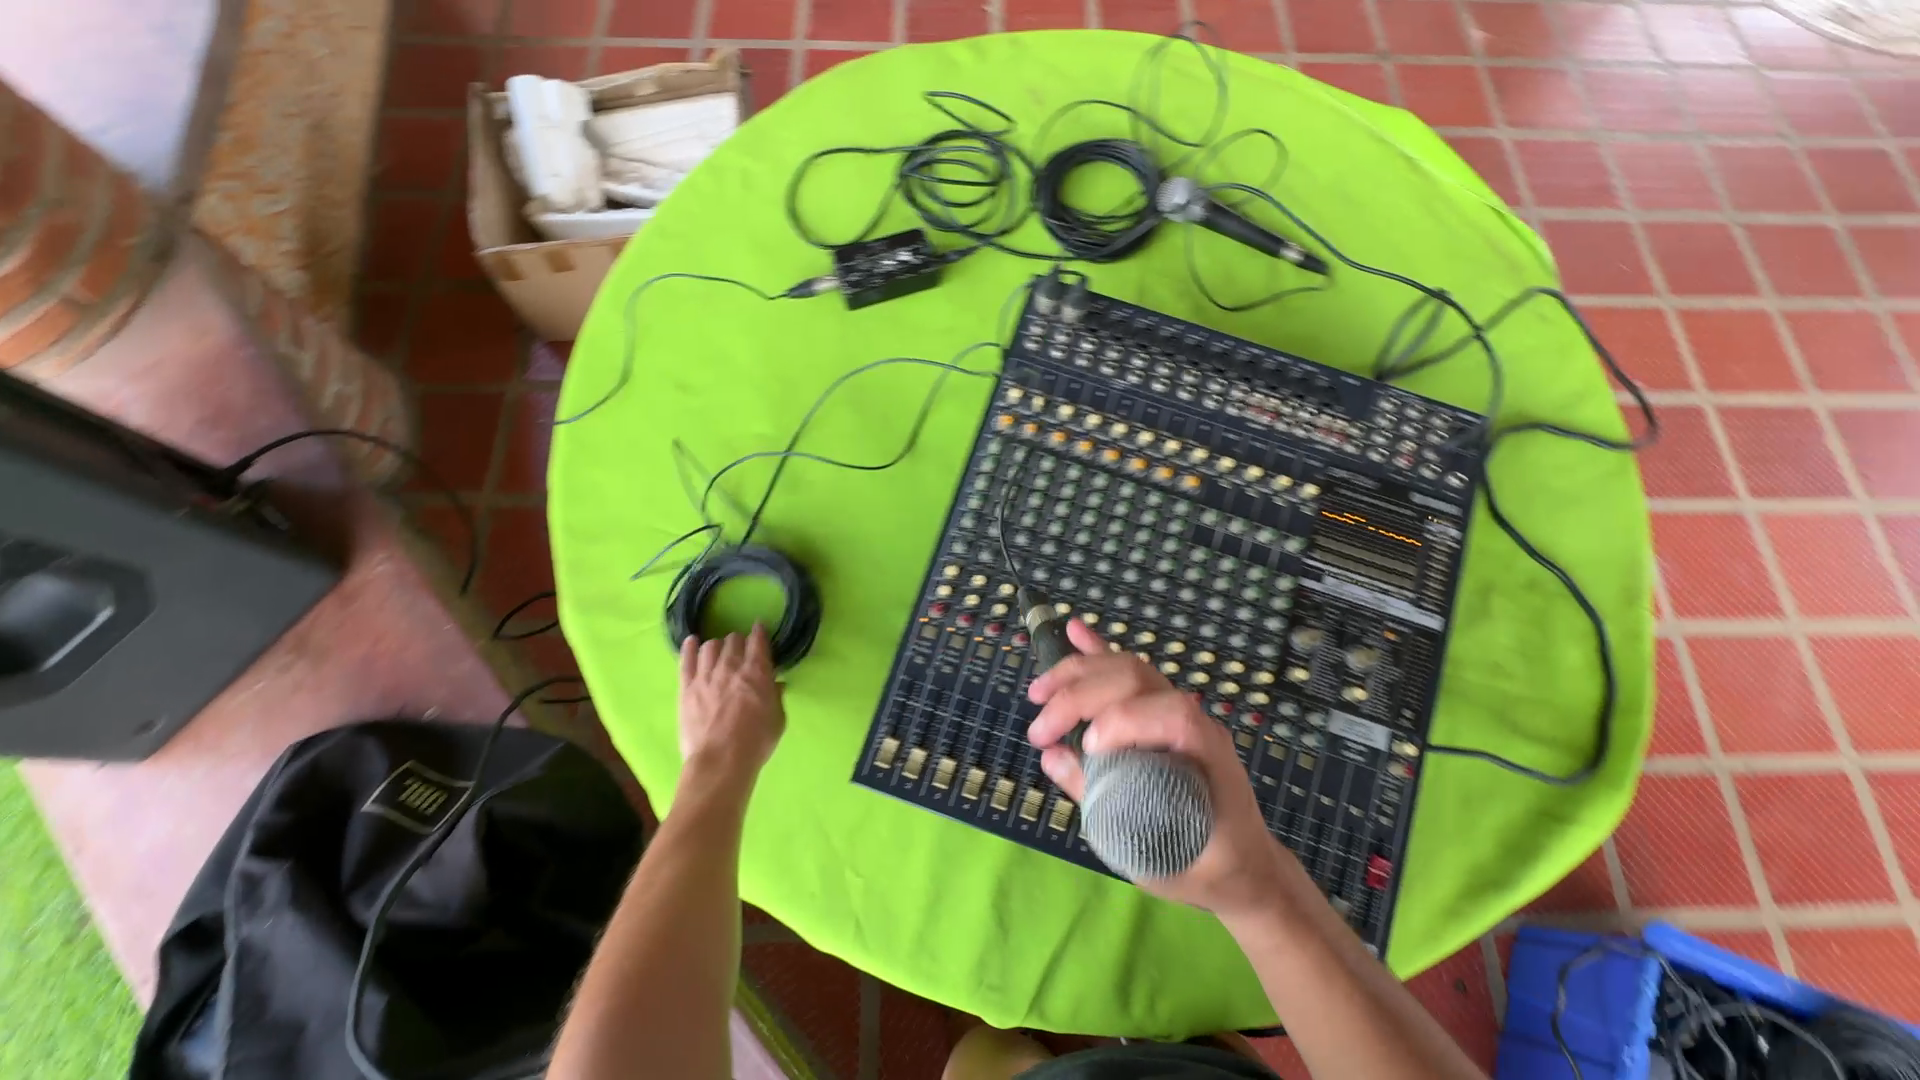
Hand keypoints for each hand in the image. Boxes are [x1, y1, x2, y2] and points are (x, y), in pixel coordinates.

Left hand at [677, 624, 785, 787]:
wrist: (721, 761)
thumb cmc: (756, 742)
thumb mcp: (778, 720)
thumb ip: (775, 697)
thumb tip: (774, 684)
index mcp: (757, 672)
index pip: (758, 641)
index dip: (759, 632)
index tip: (759, 629)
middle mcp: (731, 667)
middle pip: (733, 640)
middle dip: (739, 642)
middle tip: (741, 650)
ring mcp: (706, 675)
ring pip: (710, 646)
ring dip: (717, 645)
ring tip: (719, 652)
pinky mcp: (686, 687)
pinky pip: (686, 659)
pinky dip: (690, 647)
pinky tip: (692, 642)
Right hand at [1026, 620, 1309, 919]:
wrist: (1245, 868)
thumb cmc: (1205, 867)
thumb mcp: (1157, 853)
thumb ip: (1104, 802)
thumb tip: (1054, 759)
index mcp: (1204, 752)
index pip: (1168, 710)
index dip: (1124, 718)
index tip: (1087, 748)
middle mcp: (1194, 720)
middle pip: (1136, 678)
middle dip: (1080, 694)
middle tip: (1039, 729)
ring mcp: (1179, 711)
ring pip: (1128, 669)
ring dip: (1078, 672)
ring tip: (1039, 690)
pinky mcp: (1162, 713)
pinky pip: (1131, 674)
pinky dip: (1100, 653)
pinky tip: (1075, 631)